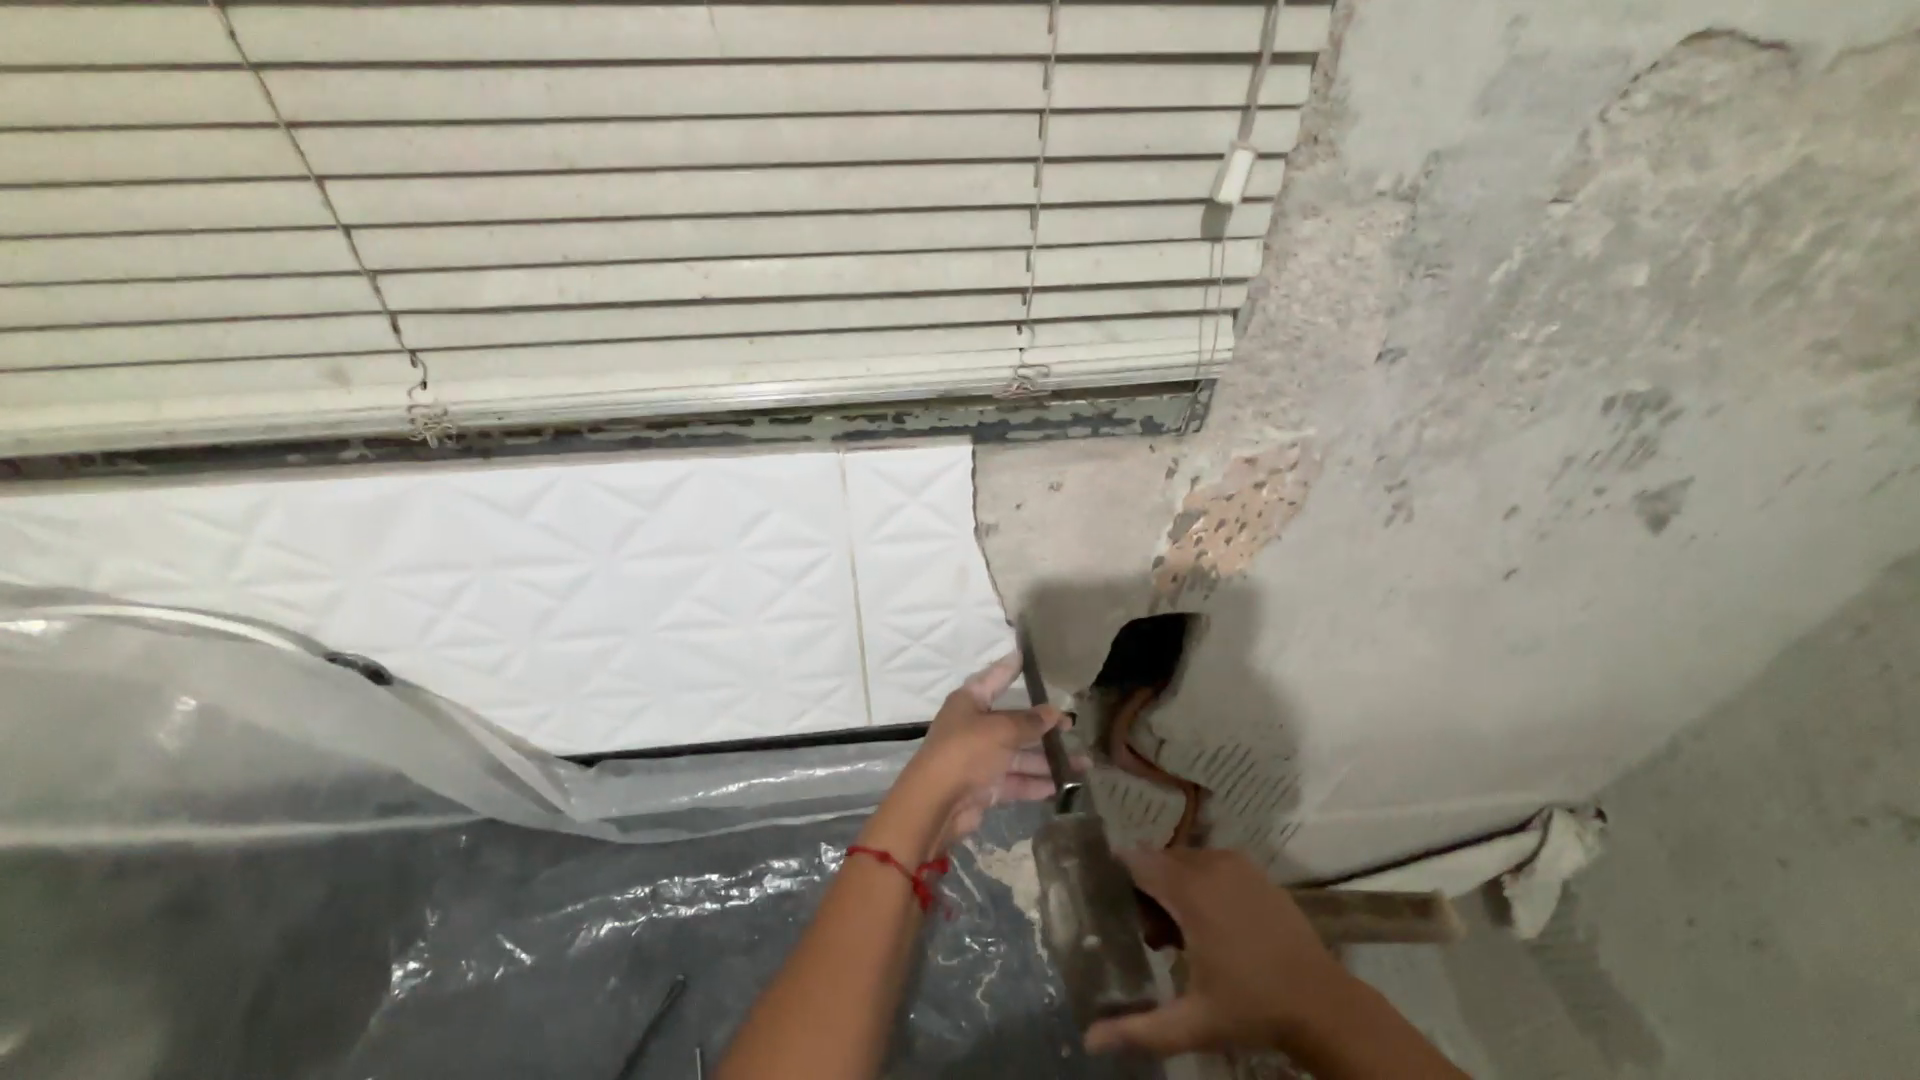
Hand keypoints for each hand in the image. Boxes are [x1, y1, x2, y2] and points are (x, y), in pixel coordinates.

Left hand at [894, 653, 1067, 848]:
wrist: (936, 803)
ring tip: (1082, 764)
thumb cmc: (966, 752)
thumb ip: (1029, 722)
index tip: (1025, 655)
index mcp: (969, 703)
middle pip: (1013, 723)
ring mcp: (979, 758)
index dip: (1009, 668)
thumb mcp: (1000, 730)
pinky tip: (1063, 786)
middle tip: (1073, 726)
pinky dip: (1037, 783)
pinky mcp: (984, 787)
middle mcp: (974, 727)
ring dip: (1048, 760)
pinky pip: (1016, 781)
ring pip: (1019, 755)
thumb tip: (1054, 712)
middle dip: (1043, 727)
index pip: (994, 679)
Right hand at [1084, 848, 1357, 1056]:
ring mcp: (1239, 865)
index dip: (1116, 877)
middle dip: (1145, 890)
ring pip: (1185, 862)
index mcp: (1192, 892)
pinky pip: (1211, 865)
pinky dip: (1199, 884)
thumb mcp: (1192, 1023)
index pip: (1137, 860)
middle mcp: (1212, 866)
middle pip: (1159, 861)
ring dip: (1172, 888)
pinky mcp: (1257, 873)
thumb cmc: (1253, 1008)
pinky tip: (1207, 925)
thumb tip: (1088, 1040)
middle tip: (1148, 936)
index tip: (1106, 905)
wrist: (1323, 1005)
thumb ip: (1138, 1029)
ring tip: (1177, 936)